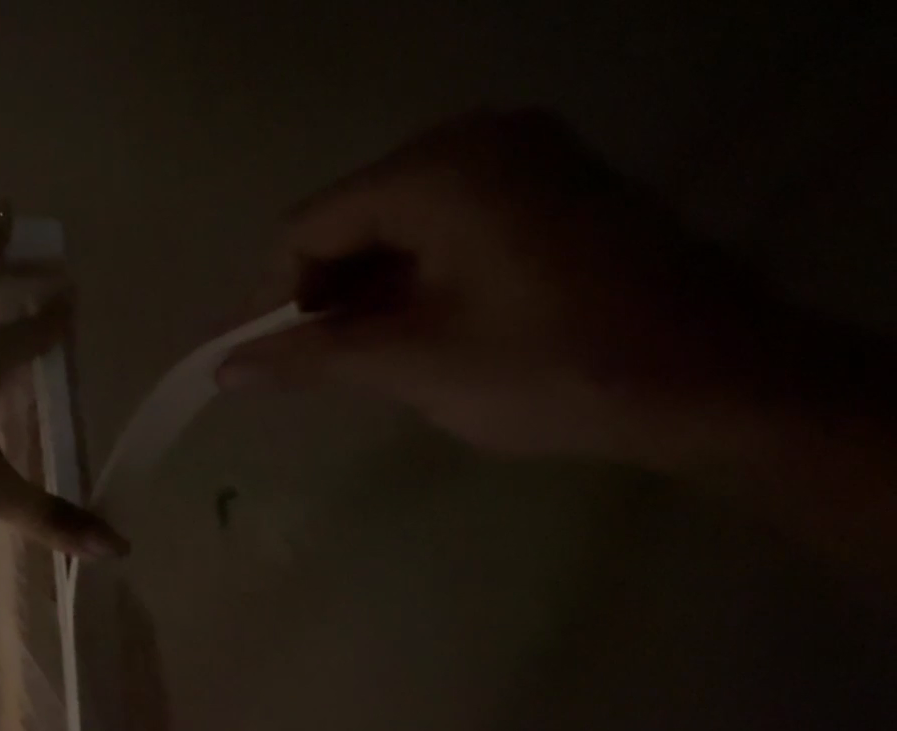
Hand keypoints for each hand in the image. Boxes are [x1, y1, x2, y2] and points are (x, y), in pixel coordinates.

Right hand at [219, 109, 803, 471]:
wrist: (717, 382)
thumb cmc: (549, 368)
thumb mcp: (412, 364)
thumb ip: (307, 358)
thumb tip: (221, 369)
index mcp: (437, 170)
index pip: (307, 229)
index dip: (268, 300)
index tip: (255, 363)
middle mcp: (474, 141)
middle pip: (348, 222)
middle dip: (317, 298)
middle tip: (308, 368)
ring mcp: (519, 159)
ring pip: (392, 228)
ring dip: (361, 294)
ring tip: (357, 359)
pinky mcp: (546, 190)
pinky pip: (441, 228)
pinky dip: (408, 280)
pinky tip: (409, 331)